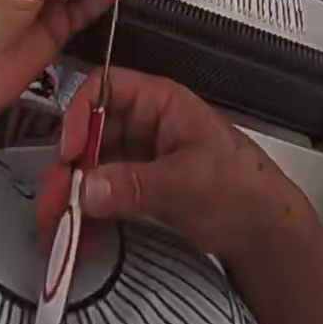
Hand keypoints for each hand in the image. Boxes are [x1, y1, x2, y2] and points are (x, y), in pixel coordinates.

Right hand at [37, 67, 314, 266]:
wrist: (268, 233)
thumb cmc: (241, 188)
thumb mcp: (188, 182)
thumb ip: (135, 184)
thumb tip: (87, 187)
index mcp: (159, 102)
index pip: (105, 88)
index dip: (81, 112)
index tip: (69, 150)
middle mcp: (143, 123)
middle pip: (92, 131)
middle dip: (70, 165)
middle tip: (54, 200)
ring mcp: (140, 154)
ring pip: (93, 164)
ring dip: (73, 193)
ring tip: (59, 225)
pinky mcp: (138, 184)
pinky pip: (104, 191)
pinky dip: (91, 212)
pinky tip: (83, 236)